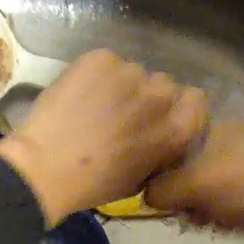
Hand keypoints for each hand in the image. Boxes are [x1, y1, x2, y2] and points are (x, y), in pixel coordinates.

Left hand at [0, 49, 206, 227]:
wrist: (47, 167)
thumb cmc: (95, 184)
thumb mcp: (140, 178)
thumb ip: (160, 151)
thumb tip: (160, 139)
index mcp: (176, 129)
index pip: (196, 101)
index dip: (179, 109)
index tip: (161, 121)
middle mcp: (161, 95)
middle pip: (165, 85)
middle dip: (149, 98)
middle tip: (125, 117)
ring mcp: (131, 72)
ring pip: (134, 73)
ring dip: (122, 87)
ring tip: (97, 108)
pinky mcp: (101, 58)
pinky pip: (107, 64)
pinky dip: (97, 76)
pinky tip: (81, 97)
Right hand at [144, 123, 243, 243]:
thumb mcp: (197, 184)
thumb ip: (161, 189)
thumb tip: (142, 196)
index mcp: (213, 129)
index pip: (168, 146)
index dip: (159, 173)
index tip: (158, 197)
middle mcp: (228, 142)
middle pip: (184, 172)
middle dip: (183, 198)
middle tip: (190, 214)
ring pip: (204, 192)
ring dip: (203, 211)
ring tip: (213, 222)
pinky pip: (225, 205)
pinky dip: (222, 217)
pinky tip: (229, 226)